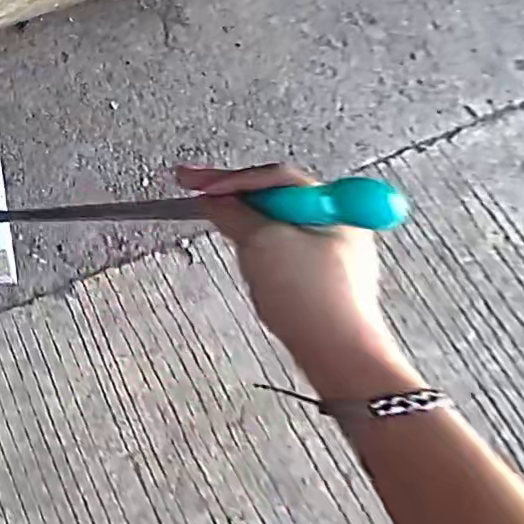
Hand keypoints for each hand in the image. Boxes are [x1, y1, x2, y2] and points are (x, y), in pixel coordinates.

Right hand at [177, 164, 417, 396]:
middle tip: (188, 181)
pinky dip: (246, 227)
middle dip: (229, 186)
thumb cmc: (311, 295)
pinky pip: (270, 232)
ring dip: (236, 206)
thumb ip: (234, 211)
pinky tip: (230, 230)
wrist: (331, 345)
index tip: (199, 184)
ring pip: (268, 212)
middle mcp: (334, 222)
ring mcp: (322, 244)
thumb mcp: (262, 239)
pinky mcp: (307, 263)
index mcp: (335, 211)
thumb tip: (211, 196)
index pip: (275, 178)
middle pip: (272, 192)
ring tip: (205, 203)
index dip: (233, 178)